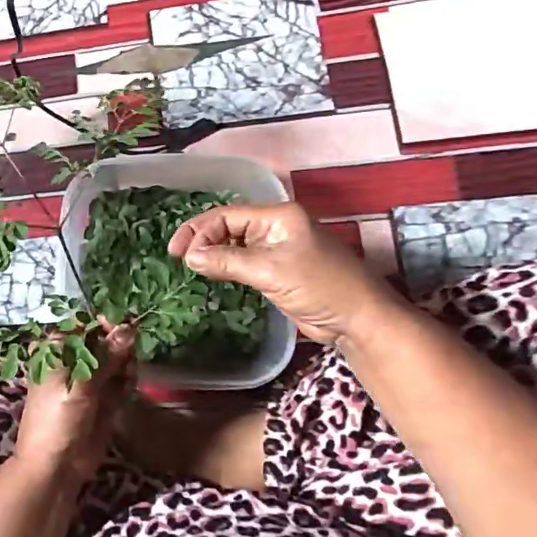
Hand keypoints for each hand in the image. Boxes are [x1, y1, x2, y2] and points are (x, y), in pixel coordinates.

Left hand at [11, 323, 135, 486]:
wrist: (55, 467)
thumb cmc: (56, 420)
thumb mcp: (80, 387)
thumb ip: (105, 358)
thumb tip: (128, 328)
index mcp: (56, 351)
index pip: (83, 325)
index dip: (104, 323)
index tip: (124, 325)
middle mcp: (74, 361)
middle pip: (104, 340)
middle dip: (119, 344)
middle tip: (127, 358)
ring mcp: (90, 380)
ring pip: (116, 359)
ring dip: (126, 362)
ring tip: (127, 375)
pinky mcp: (105, 398)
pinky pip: (122, 379)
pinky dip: (127, 379)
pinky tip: (128, 384)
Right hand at [167, 202, 404, 343]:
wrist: (360, 320)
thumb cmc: (321, 287)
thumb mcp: (270, 271)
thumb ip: (227, 261)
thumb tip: (189, 258)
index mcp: (277, 216)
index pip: (226, 215)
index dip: (200, 231)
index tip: (180, 254)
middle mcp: (275, 226)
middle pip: (227, 225)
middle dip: (201, 239)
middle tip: (176, 257)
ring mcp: (276, 247)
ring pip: (232, 243)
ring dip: (210, 252)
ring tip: (189, 266)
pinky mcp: (276, 268)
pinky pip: (241, 259)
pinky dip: (223, 264)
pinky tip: (209, 272)